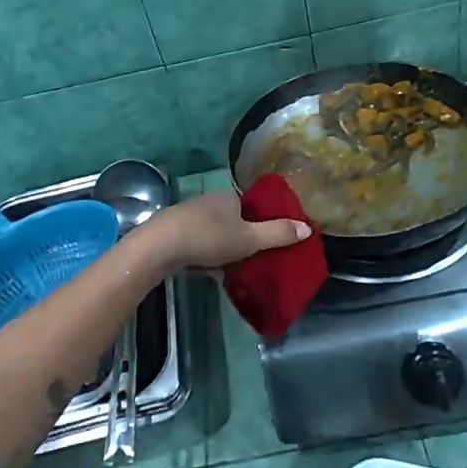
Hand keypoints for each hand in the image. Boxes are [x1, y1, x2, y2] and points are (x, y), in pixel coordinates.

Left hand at [138, 191, 311, 271]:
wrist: (158, 247)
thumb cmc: (208, 238)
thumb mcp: (249, 239)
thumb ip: (278, 234)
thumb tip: (308, 228)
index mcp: (230, 197)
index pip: (253, 207)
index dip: (263, 223)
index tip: (270, 243)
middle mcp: (210, 201)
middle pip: (234, 220)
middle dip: (243, 239)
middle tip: (253, 260)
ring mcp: (189, 216)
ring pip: (215, 233)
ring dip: (223, 249)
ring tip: (232, 269)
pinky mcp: (173, 233)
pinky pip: (198, 243)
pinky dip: (205, 255)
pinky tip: (207, 270)